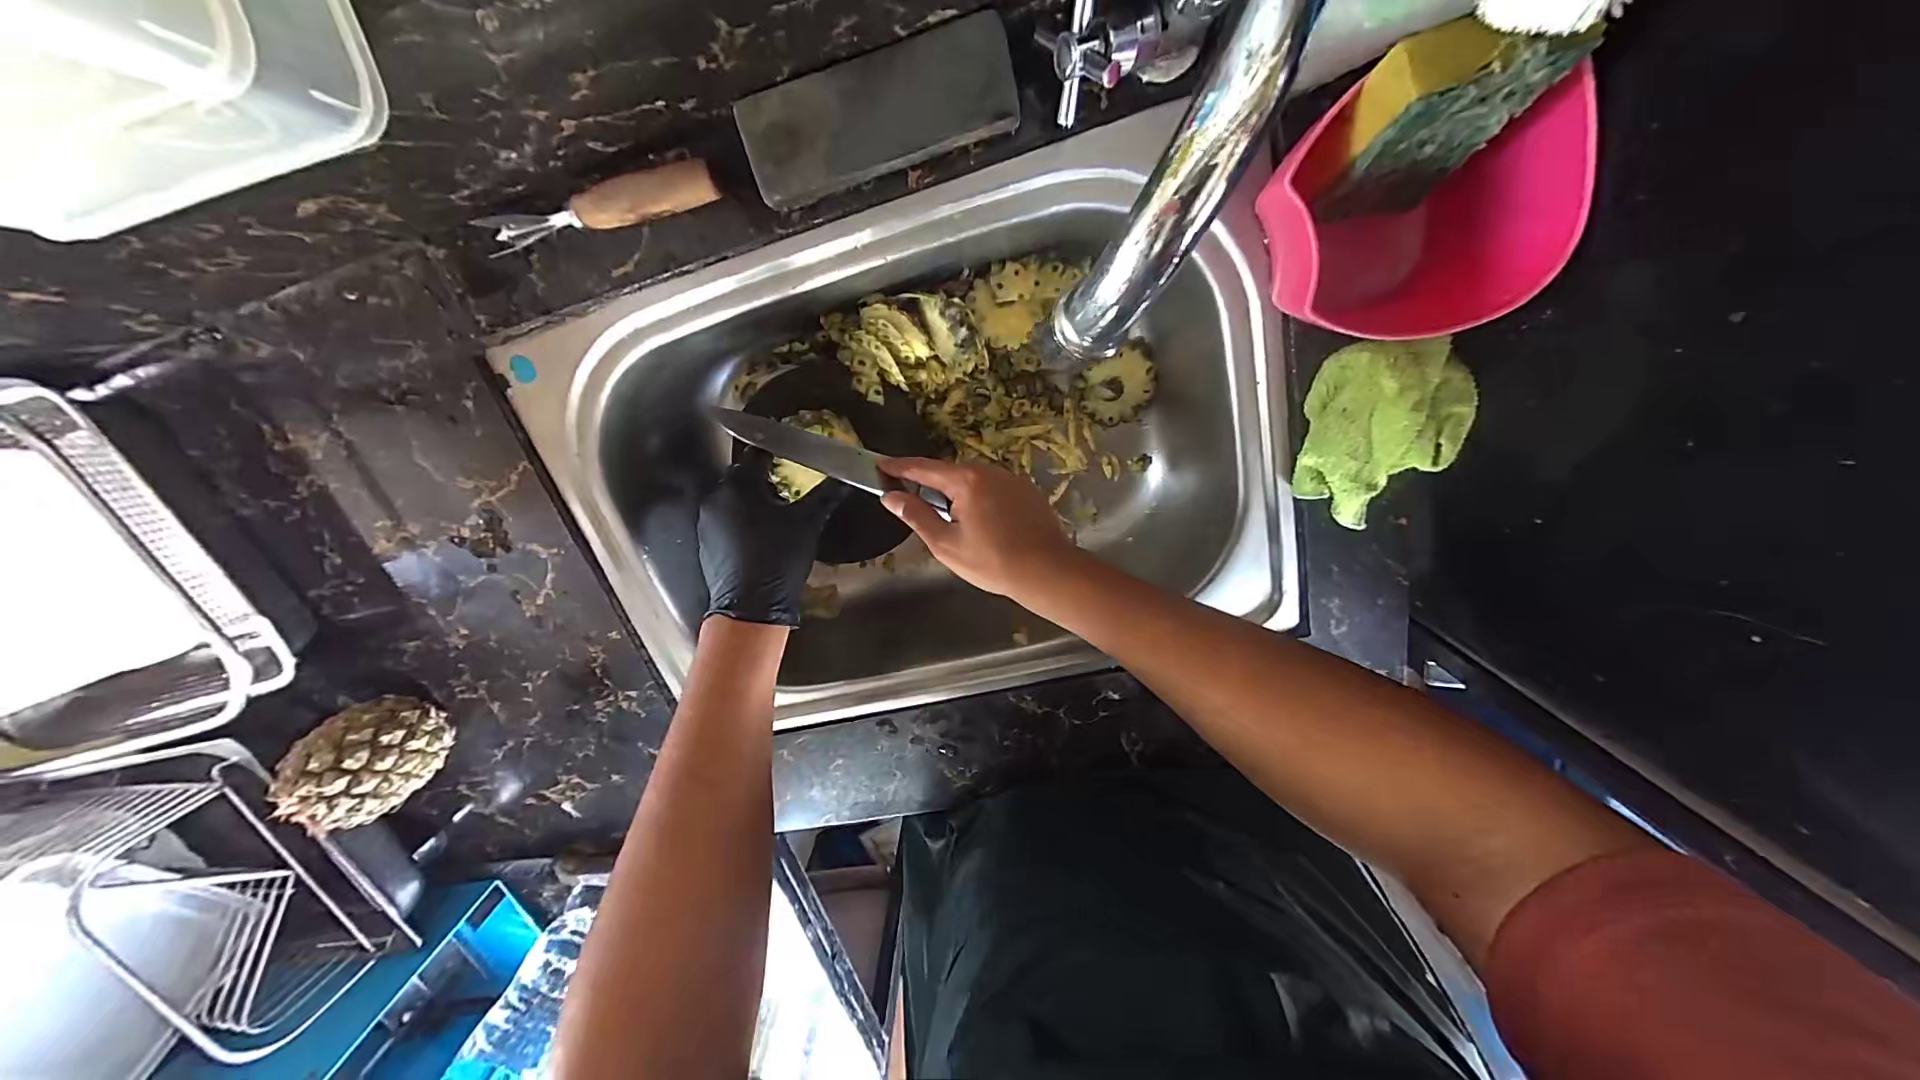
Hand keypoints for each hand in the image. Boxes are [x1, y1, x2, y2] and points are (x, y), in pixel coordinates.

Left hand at [699, 454, 845, 625]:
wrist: (751, 606)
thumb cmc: (779, 558)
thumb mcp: (808, 523)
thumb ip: (826, 495)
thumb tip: (844, 478)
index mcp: (739, 485)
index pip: (757, 454)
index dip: (775, 452)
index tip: (789, 454)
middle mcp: (716, 498)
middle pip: (742, 476)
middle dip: (764, 478)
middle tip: (788, 486)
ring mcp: (707, 522)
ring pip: (732, 499)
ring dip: (751, 501)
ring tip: (777, 512)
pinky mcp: (706, 543)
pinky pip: (725, 521)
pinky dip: (741, 521)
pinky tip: (761, 535)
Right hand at [877, 457, 1082, 600]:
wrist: (1047, 570)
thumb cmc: (992, 561)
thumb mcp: (946, 543)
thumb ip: (916, 516)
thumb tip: (890, 496)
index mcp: (966, 480)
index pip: (923, 468)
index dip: (899, 467)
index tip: (880, 465)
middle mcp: (990, 471)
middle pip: (949, 473)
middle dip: (928, 483)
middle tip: (909, 497)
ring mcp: (1011, 479)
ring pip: (973, 481)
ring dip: (955, 493)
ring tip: (946, 518)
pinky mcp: (1026, 492)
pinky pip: (992, 489)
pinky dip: (978, 499)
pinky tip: (979, 523)